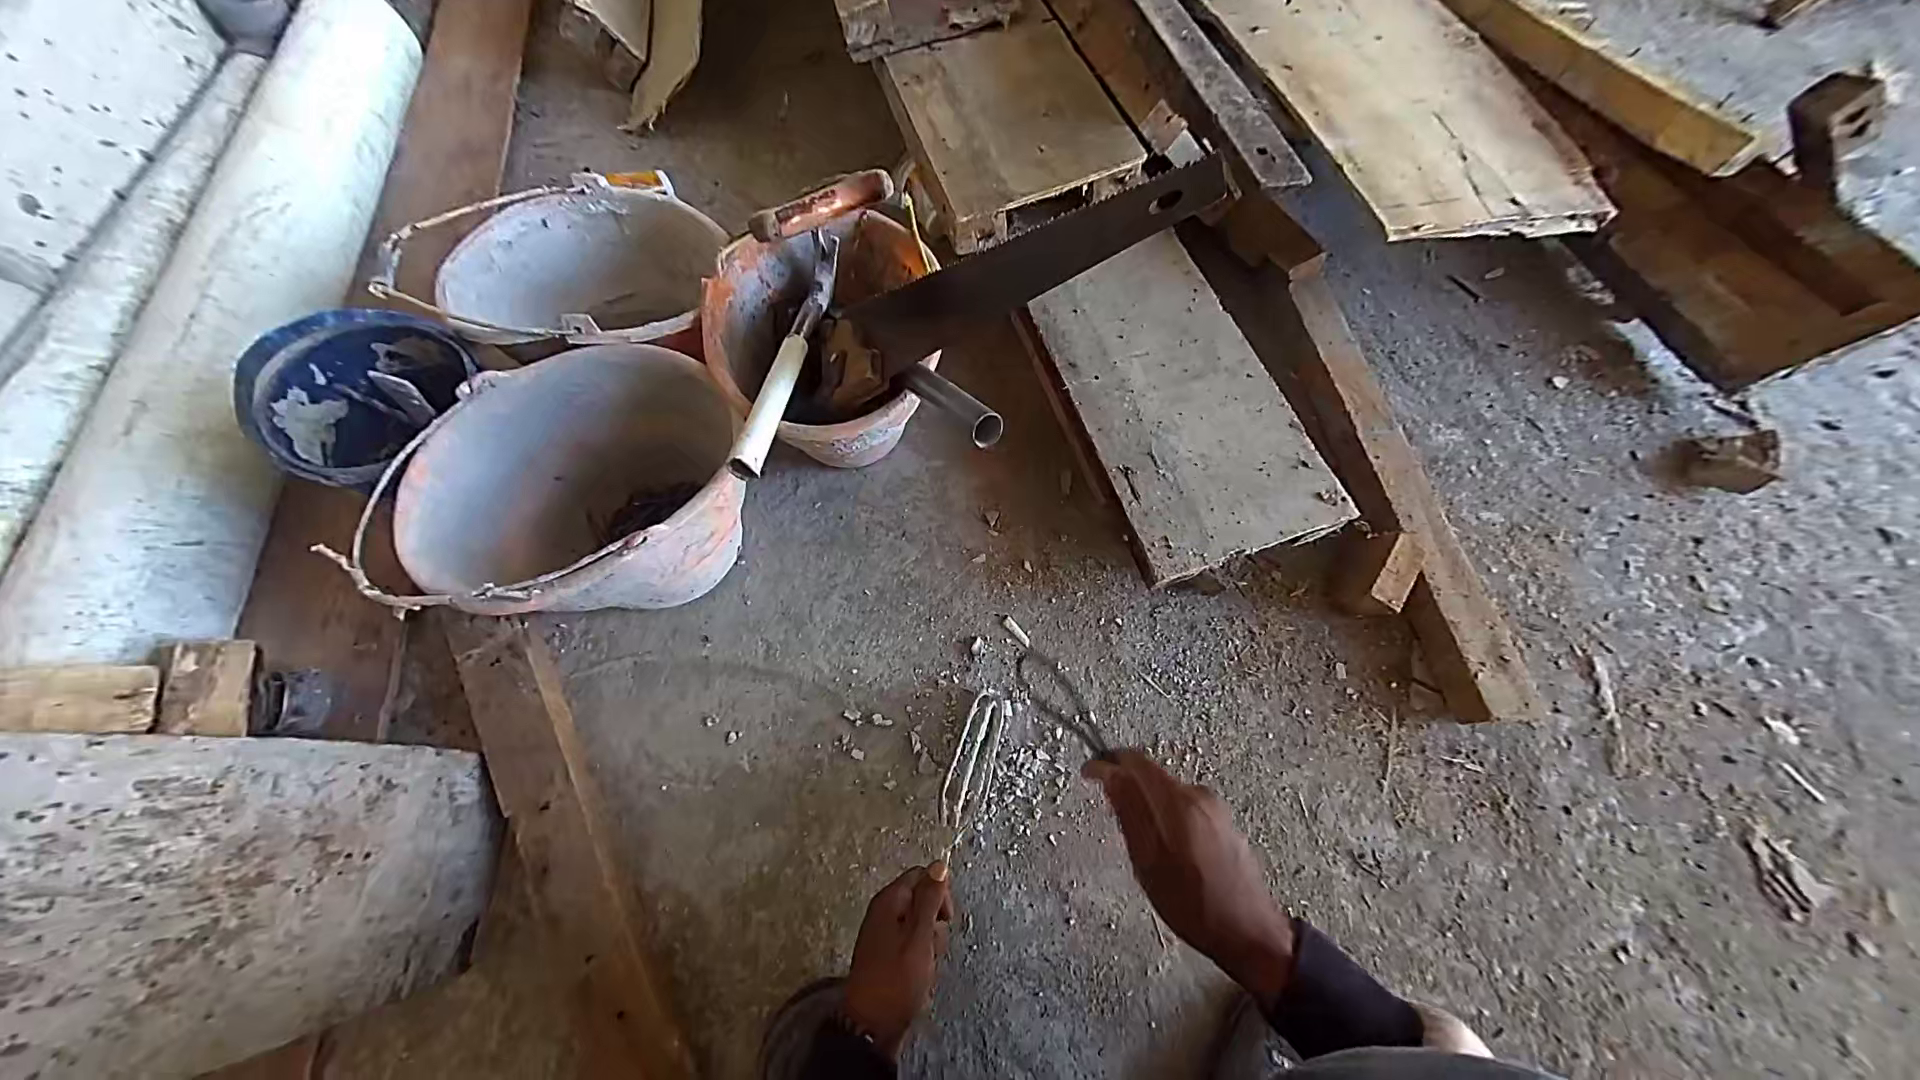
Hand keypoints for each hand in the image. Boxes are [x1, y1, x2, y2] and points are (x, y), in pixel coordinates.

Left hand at [842, 862, 954, 1058]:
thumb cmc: (897, 979)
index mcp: (889, 900)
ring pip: (921, 926)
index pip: (922, 875)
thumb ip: (931, 898)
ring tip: (924, 965)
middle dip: (935, 922)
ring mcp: (885, 934)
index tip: (943, 919)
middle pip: (922, 900)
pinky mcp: (888, 956)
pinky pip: (913, 946)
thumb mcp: (920, 935)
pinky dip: (921, 958)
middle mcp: (885, 911)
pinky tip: (919, 975)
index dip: (939, 893)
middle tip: (931, 946)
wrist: (872, 1028)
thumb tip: (940, 864)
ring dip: (930, 944)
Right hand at [1084, 750, 1296, 1009]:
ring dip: (1146, 802)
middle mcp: (1199, 794)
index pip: (1135, 761)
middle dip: (1126, 786)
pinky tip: (1165, 848)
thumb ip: (1128, 812)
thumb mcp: (1147, 862)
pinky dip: (1165, 814)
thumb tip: (1109, 775)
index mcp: (1178, 801)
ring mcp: (1215, 807)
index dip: (1107, 763)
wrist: (1251, 935)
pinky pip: (1184, 805)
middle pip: (1151, 774)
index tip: (1089, 774)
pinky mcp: (1223, 821)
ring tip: (1139, 841)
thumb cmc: (1194, 905)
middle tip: (1111, 814)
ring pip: (1167, 791)